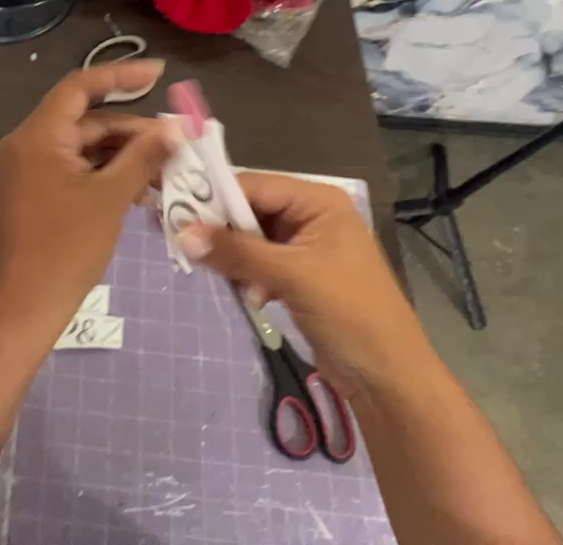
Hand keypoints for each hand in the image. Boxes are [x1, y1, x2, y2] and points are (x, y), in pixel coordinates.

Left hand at [0, 60, 182, 324]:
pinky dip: (106, 173)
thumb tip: (175, 127)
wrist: (25, 306)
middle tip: (176, 141)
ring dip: (123, 154)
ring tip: (167, 168)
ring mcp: (30, 169)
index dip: (121, 76)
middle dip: (132, 129)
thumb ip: (143, 155)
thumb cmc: (66, 248)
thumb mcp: (111, 197)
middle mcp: (28, 143)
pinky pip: (76, 168)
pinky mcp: (37, 191)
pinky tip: (142, 189)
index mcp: (38, 135)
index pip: (80, 87)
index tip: (159, 74)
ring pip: (84, 146)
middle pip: (86, 120)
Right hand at [180, 172, 420, 382]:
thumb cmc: (350, 313)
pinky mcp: (300, 275)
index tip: (174, 211)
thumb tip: (182, 234)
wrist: (388, 377)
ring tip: (231, 281)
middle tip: (186, 246)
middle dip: (224, 232)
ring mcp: (306, 246)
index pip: (255, 185)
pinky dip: (249, 276)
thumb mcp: (291, 276)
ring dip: (237, 260)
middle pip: (250, 210)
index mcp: (319, 201)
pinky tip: (253, 297)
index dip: (215, 197)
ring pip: (251, 239)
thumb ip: (236, 253)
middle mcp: (311, 215)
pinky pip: (260, 263)